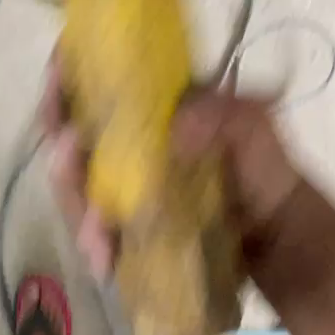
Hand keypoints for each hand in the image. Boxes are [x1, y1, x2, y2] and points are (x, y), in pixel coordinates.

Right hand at [41, 65, 304, 283]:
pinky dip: (93, 244)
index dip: (66, 75)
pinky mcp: (122, 230)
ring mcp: (117, 190)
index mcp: (145, 111)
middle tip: (65, 144)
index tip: (56, 74)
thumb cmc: (264, 171)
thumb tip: (178, 129)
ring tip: (89, 211)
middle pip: (67, 134)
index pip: (92, 84)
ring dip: (71, 196)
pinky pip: (93, 233)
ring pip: (73, 187)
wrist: (279, 237)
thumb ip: (226, 114)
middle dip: (58, 138)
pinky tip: (102, 259)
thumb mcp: (254, 126)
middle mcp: (121, 147)